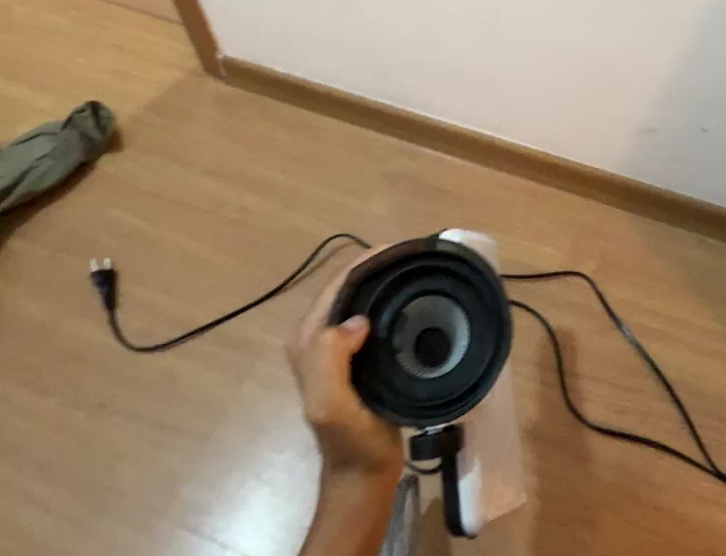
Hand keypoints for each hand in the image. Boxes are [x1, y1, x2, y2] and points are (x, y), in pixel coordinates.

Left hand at [288, 263, 402, 479]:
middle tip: (415, 254)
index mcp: (308, 340)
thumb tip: (356, 320)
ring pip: (360, 298)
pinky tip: (413, 297)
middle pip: (348, 286)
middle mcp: (317, 337)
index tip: (401, 250)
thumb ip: (329, 360)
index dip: (366, 263)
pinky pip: (372, 314)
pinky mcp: (358, 355)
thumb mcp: (331, 403)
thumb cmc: (350, 441)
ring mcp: (337, 346)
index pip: (336, 285)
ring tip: (417, 267)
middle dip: (377, 265)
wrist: (365, 475)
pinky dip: (390, 300)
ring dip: (384, 279)